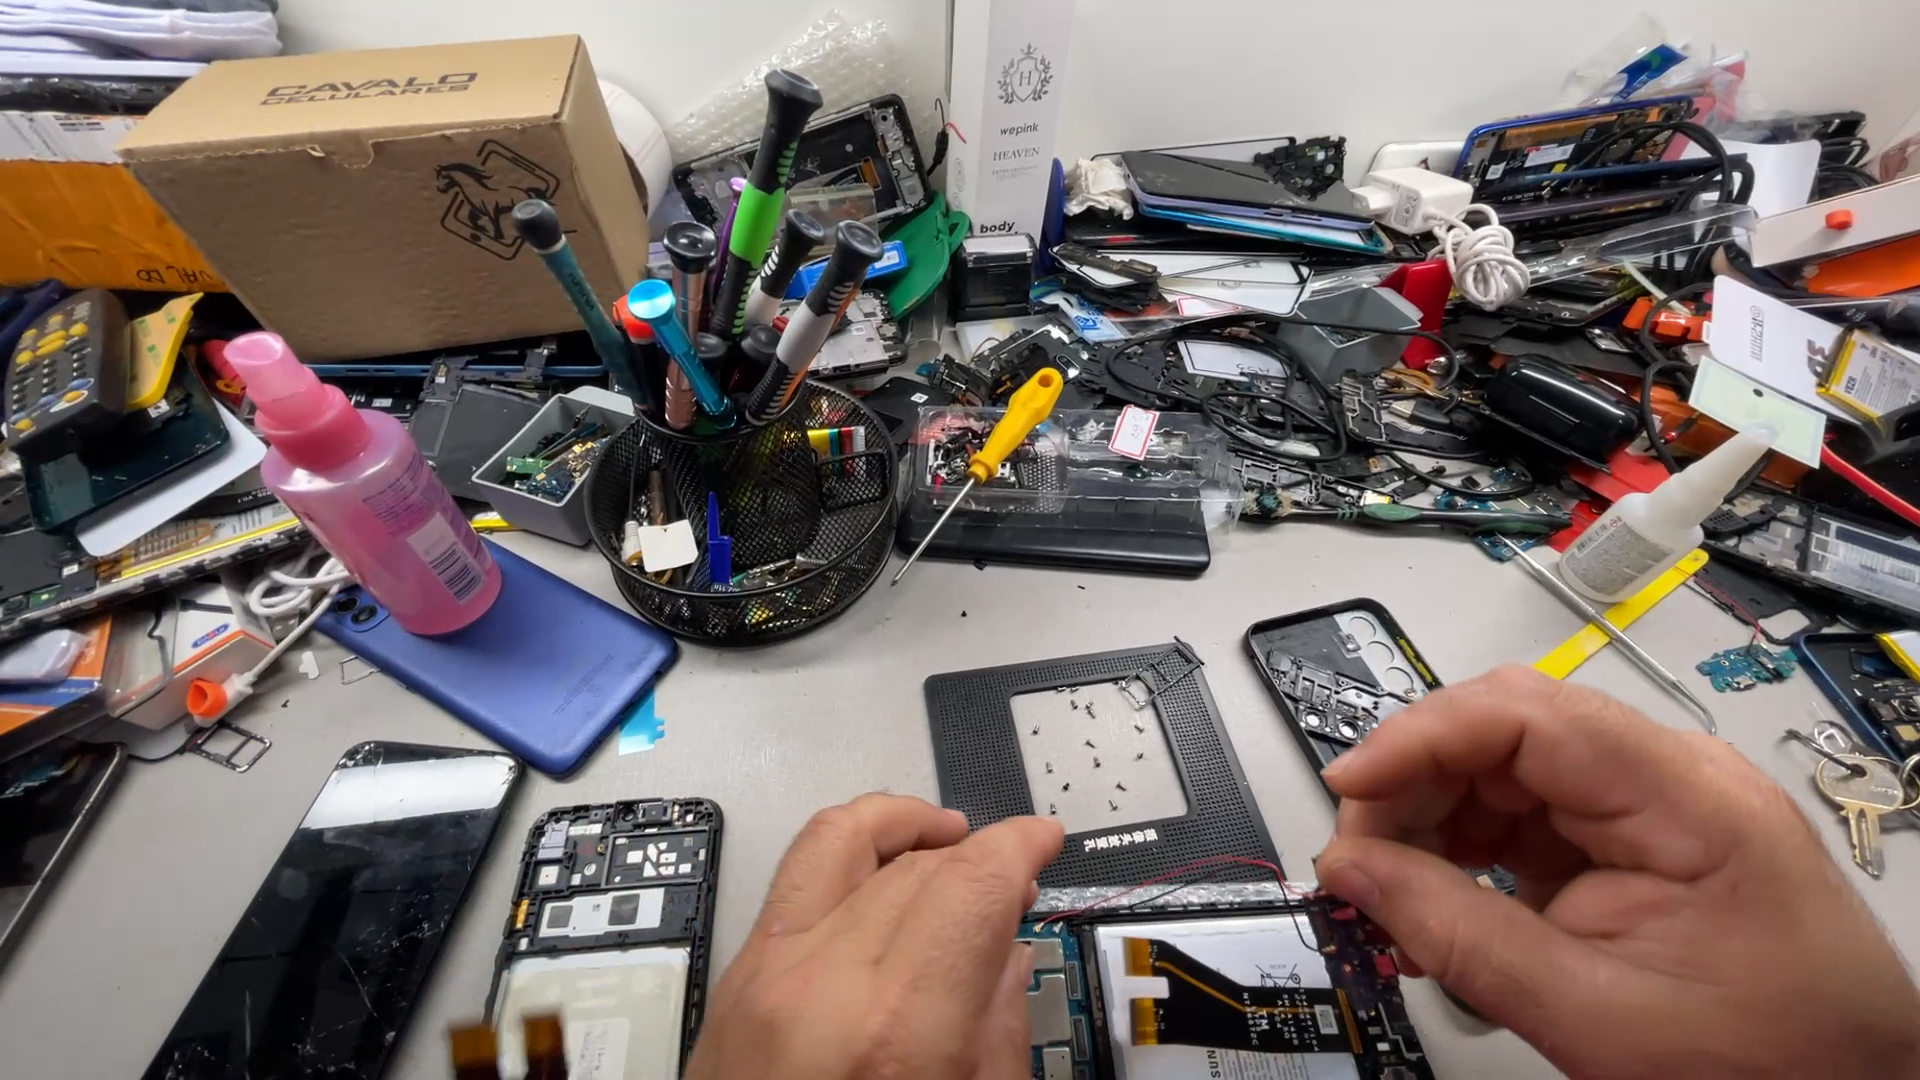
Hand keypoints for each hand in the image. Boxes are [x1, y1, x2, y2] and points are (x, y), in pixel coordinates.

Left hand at [686, 794, 1063, 1079]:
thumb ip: (997, 1033)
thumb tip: (1005, 949)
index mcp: (897, 1034)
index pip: (971, 883)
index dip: (1019, 845)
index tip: (1042, 838)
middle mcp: (826, 983)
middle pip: (922, 869)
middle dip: (980, 859)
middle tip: (1011, 878)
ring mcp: (768, 972)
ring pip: (853, 841)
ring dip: (911, 825)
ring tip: (950, 836)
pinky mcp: (736, 975)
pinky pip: (799, 865)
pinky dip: (850, 838)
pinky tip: (883, 854)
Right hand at [1315, 666, 1919, 1079]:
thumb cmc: (1767, 1075)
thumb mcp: (1597, 1019)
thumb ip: (1456, 935)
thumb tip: (1343, 868)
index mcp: (1691, 803)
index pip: (1525, 716)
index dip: (1419, 737)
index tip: (1349, 786)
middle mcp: (1661, 776)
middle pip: (1494, 728)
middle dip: (1409, 780)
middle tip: (1359, 851)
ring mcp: (1633, 797)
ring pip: (1483, 760)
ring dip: (1419, 810)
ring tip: (1393, 880)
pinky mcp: (1606, 826)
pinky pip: (1498, 801)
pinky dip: (1447, 836)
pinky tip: (1433, 882)